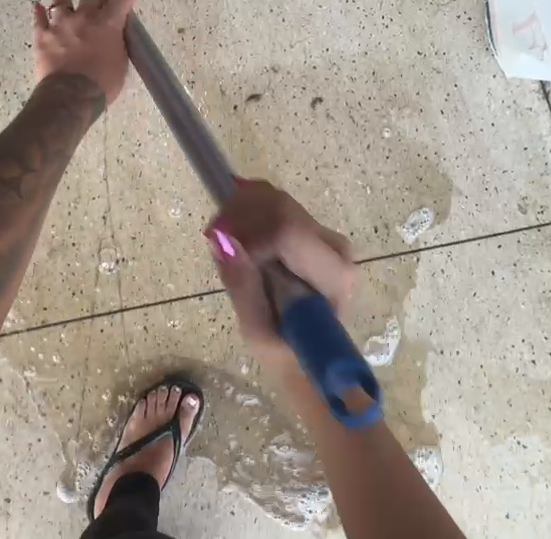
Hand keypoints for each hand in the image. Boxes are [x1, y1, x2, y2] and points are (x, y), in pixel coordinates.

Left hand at [31, 0, 137, 103]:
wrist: (70, 95)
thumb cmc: (103, 82)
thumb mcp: (122, 61)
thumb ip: (119, 42)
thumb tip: (116, 32)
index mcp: (108, 23)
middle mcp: (84, 18)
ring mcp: (61, 25)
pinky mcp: (43, 37)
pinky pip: (39, 20)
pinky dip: (38, 12)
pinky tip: (36, 5)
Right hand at [206, 179, 356, 369]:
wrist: (308, 354)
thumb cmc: (285, 352)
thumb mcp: (257, 333)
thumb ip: (243, 288)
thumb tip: (223, 241)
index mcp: (333, 276)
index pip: (287, 232)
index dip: (248, 236)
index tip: (223, 255)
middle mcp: (336, 247)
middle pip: (279, 207)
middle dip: (238, 218)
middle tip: (214, 243)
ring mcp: (324, 233)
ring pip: (272, 197)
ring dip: (238, 212)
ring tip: (223, 243)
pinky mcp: (309, 226)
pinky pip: (271, 200)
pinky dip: (244, 209)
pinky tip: (235, 232)